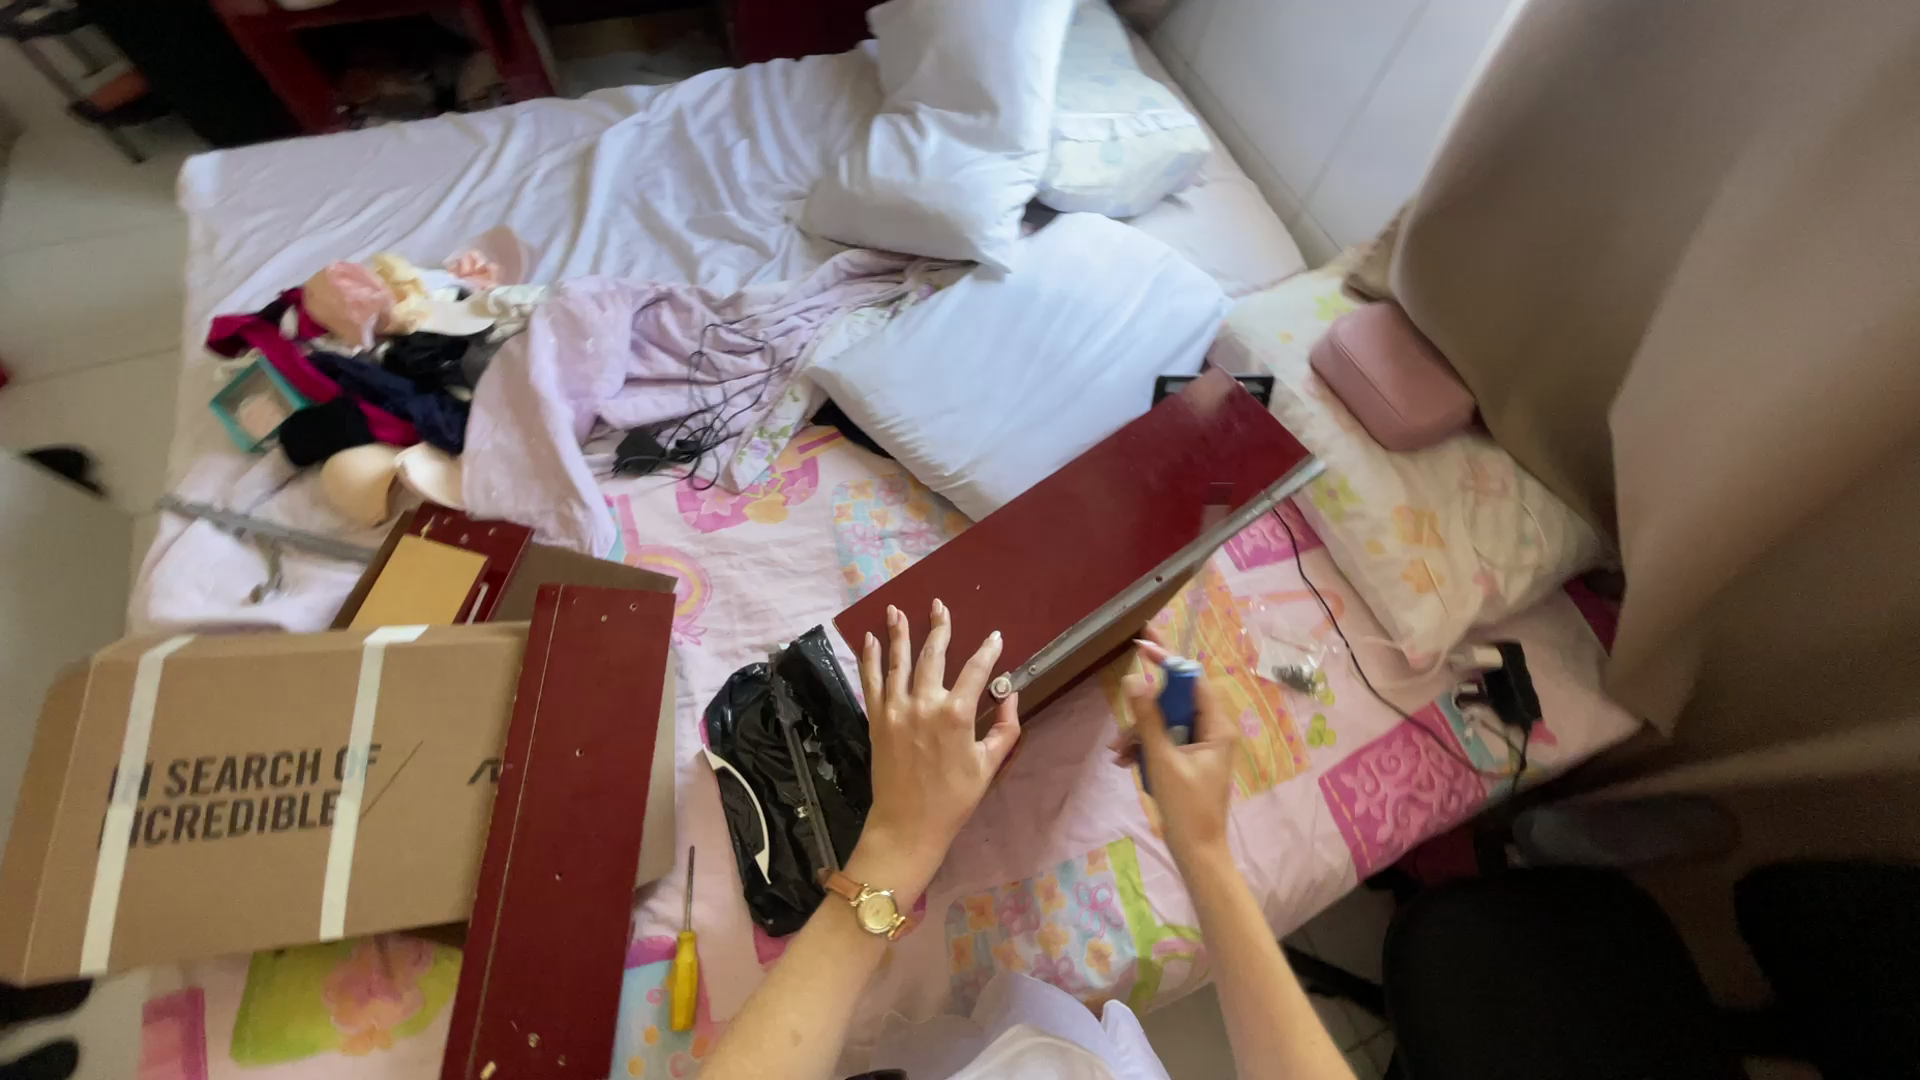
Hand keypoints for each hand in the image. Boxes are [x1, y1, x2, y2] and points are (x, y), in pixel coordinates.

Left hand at [854, 600, 1020, 897]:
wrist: (908, 825)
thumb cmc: (953, 798)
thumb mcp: (989, 766)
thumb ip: (1006, 728)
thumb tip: (1012, 696)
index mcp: (956, 714)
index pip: (976, 671)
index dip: (988, 651)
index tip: (995, 637)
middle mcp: (924, 703)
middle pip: (933, 655)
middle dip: (939, 627)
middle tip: (940, 606)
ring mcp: (896, 709)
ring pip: (898, 661)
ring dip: (898, 633)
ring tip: (896, 609)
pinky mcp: (877, 719)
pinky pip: (872, 681)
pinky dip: (869, 659)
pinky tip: (869, 639)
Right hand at [1111, 637, 1235, 867]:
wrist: (1197, 852)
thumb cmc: (1187, 807)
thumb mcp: (1163, 760)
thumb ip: (1148, 718)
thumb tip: (1134, 680)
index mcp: (1217, 727)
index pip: (1192, 679)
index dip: (1167, 660)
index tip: (1142, 644)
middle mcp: (1212, 730)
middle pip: (1175, 699)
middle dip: (1145, 709)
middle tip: (1123, 720)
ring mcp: (1200, 744)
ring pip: (1164, 719)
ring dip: (1139, 731)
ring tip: (1120, 752)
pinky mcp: (1188, 757)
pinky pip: (1162, 738)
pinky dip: (1143, 745)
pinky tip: (1125, 760)